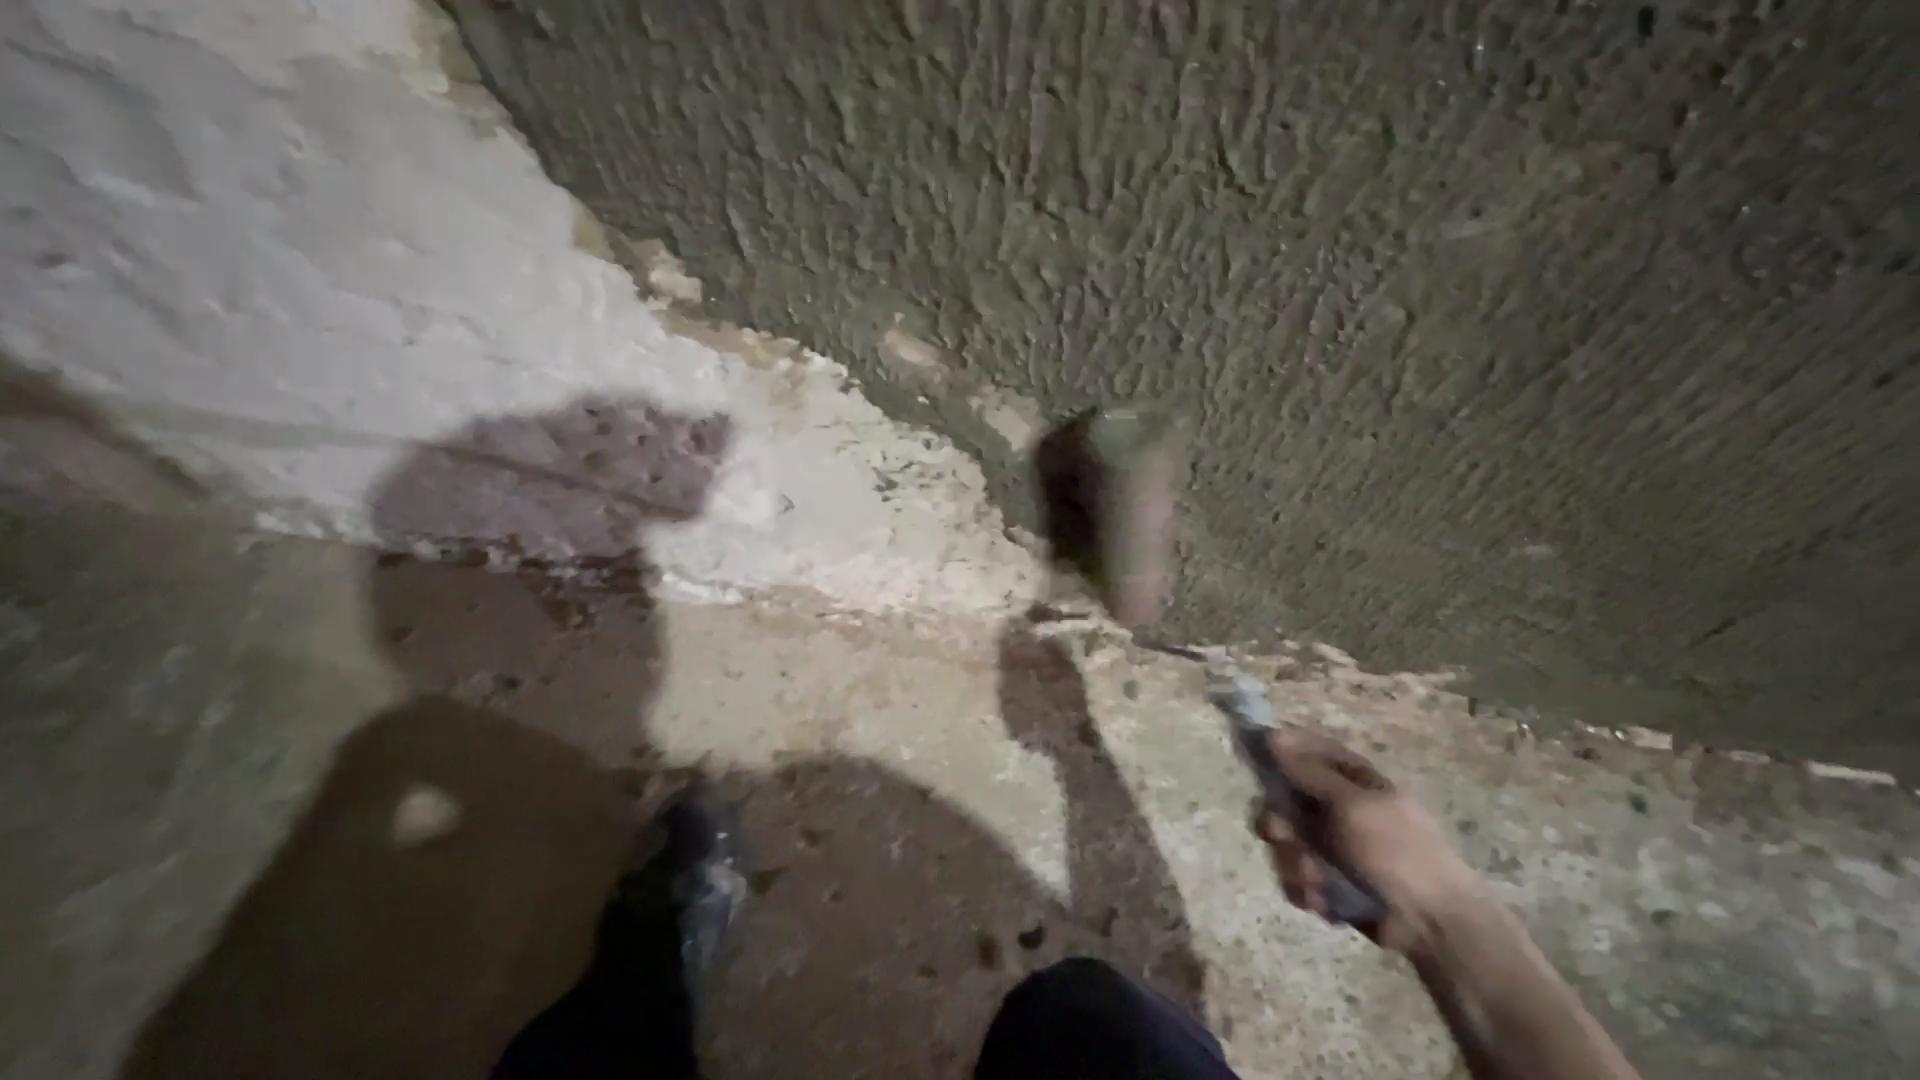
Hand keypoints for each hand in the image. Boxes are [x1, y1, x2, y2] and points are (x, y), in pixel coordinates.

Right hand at [1255, 726, 1486, 955]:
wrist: (1432, 923)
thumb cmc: (1398, 852)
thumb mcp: (1352, 805)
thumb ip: (1308, 772)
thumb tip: (1272, 735)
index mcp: (1349, 778)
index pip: (1303, 748)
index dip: (1274, 747)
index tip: (1248, 754)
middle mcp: (1336, 806)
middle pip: (1280, 799)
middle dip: (1278, 824)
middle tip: (1286, 838)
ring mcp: (1330, 845)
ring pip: (1283, 842)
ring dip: (1293, 864)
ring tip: (1316, 883)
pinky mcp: (1327, 880)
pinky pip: (1294, 876)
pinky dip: (1305, 890)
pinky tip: (1324, 902)